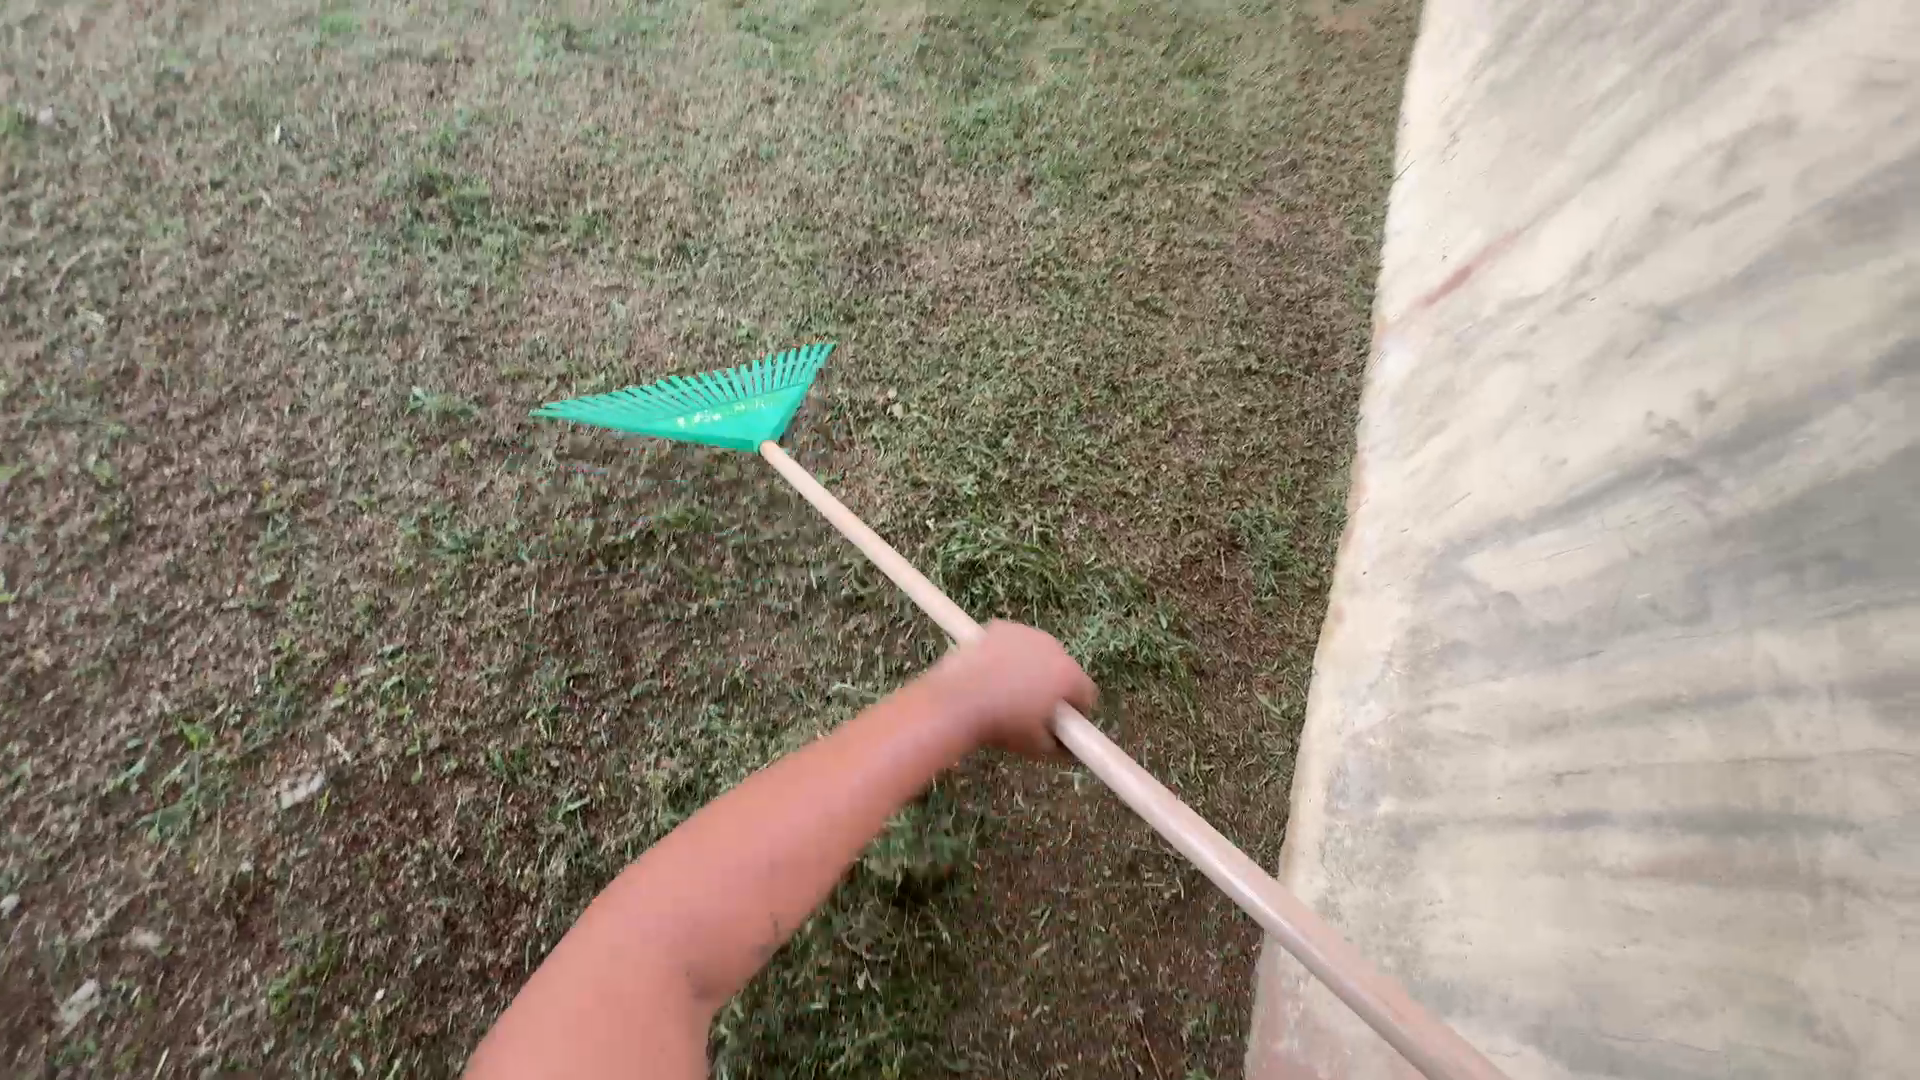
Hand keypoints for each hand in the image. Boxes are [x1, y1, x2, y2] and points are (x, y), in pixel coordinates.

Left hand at [923, 621, 1096, 759]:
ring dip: (1032, 666)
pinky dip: (1008, 653)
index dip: (1077, 710)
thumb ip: (1060, 746)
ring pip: (1038, 652)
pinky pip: (1013, 642)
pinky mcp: (1000, 627)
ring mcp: (1025, 632)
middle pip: (1063, 667)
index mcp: (1068, 675)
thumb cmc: (1002, 725)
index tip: (1064, 723)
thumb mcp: (1037, 747)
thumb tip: (1067, 747)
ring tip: (1010, 687)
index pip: (1086, 693)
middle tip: (1035, 706)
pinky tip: (993, 671)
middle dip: (1054, 685)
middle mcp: (1052, 647)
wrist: (957, 701)